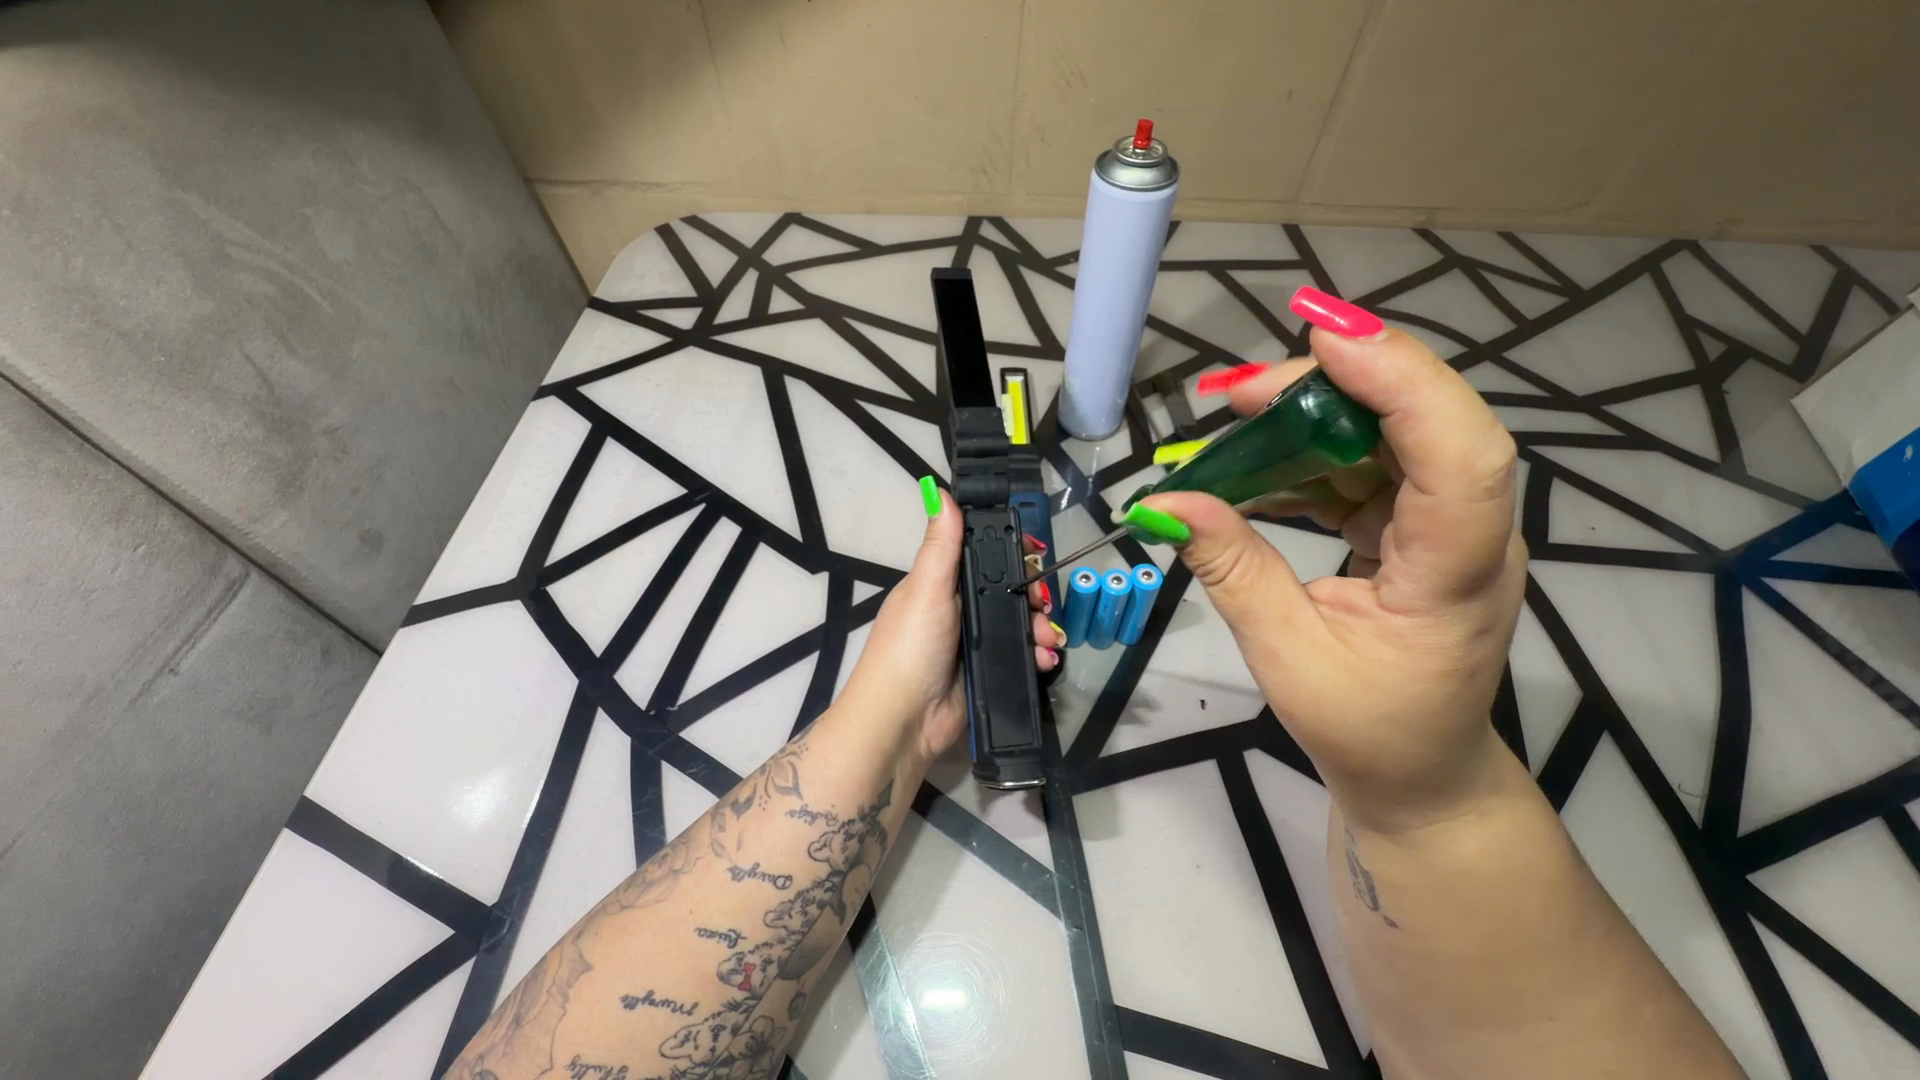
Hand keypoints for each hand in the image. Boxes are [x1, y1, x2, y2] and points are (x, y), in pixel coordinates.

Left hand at [839, 487, 1060, 764]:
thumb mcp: (925, 589)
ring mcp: (975, 643)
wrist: (903, 720)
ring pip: (1021, 623)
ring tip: (1047, 640)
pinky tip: (1045, 660)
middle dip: (1034, 594)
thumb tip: (940, 490)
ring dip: (1041, 627)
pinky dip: (1038, 656)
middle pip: (1010, 589)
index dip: (1012, 549)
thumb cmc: (910, 646)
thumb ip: (941, 545)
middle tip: (1043, 603)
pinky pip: (1022, 655)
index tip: (1036, 550)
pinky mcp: (988, 672)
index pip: (984, 555)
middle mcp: (960, 609)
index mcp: (941, 583)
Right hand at [1147, 301, 1526, 835]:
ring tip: (1235, 417)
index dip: (1401, 383)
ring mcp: (1447, 527)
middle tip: (1240, 392)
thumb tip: (1167, 503)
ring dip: (1313, 417)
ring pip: (1392, 437)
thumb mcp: (1286, 655)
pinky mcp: (1417, 529)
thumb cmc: (1365, 730)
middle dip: (1333, 389)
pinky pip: (1367, 470)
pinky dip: (1308, 458)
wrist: (1421, 775)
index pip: (1459, 456)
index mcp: (1456, 574)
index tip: (1323, 338)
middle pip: (1422, 424)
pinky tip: (1254, 464)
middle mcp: (1470, 534)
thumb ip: (1232, 570)